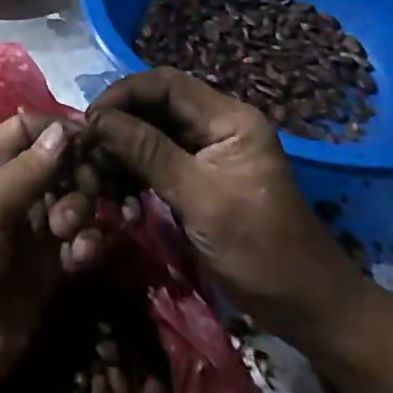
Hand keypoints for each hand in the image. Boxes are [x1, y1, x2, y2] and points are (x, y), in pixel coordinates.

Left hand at [0, 115, 99, 392]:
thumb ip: (28, 168)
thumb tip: (63, 130)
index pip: (26, 128)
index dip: (56, 129)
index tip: (91, 136)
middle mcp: (8, 188)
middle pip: (56, 164)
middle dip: (76, 172)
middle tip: (87, 187)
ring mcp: (28, 228)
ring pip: (70, 201)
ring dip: (80, 209)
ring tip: (69, 229)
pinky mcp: (45, 267)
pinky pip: (76, 242)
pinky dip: (86, 243)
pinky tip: (82, 254)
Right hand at [89, 68, 367, 343]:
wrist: (307, 308)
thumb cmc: (260, 249)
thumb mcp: (201, 199)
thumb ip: (149, 153)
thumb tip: (98, 119)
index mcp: (229, 118)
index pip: (166, 84)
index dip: (124, 93)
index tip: (89, 119)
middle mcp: (217, 125)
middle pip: (156, 106)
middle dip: (119, 124)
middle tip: (85, 149)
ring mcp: (208, 152)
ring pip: (152, 133)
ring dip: (123, 152)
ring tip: (97, 176)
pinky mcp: (199, 177)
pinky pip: (157, 161)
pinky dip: (135, 174)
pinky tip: (120, 197)